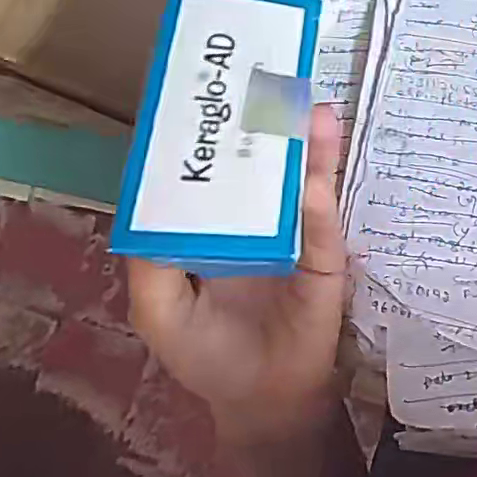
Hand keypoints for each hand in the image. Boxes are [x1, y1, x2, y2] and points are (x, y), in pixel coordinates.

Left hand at [127, 107, 348, 446]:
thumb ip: (150, 263)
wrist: (267, 397)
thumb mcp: (160, 310)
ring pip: (305, 183)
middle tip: (272, 80)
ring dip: (310, 147)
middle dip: (272, 125)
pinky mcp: (326, 259)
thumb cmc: (210, 352)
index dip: (215, 134)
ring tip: (313, 108)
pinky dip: (319, 205)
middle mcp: (263, 217)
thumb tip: (150, 206)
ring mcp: (299, 234)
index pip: (222, 169)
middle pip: (269, 165)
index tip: (211, 95)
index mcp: (222, 222)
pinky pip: (323, 230)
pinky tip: (315, 177)